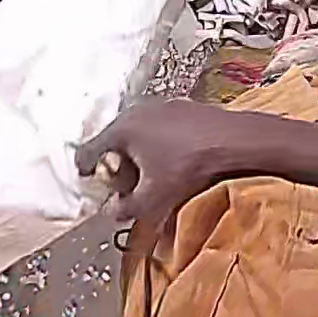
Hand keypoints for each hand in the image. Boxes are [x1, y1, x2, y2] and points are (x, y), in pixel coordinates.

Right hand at [75, 98, 267, 222]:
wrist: (232, 140)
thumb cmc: (187, 167)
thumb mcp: (153, 198)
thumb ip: (127, 207)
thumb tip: (112, 212)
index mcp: (122, 129)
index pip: (89, 149)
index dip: (85, 168)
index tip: (88, 180)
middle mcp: (137, 111)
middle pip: (114, 139)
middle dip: (117, 162)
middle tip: (127, 184)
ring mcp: (161, 104)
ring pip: (138, 130)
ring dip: (138, 150)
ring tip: (152, 172)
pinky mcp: (182, 105)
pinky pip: (158, 125)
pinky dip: (158, 140)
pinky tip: (174, 156)